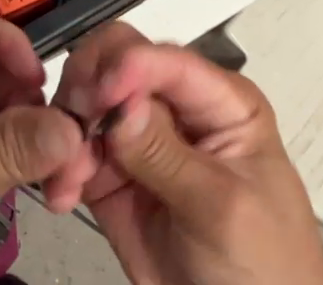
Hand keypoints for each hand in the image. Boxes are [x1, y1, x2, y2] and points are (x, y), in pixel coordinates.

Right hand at [43, 23, 322, 284]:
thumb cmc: (264, 269)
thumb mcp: (224, 209)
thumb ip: (168, 155)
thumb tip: (120, 104)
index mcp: (218, 100)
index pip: (163, 59)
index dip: (126, 66)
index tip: (99, 95)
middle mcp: (173, 107)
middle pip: (113, 65)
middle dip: (86, 91)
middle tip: (71, 127)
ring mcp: (138, 139)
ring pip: (84, 104)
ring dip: (65, 133)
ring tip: (67, 176)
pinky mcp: (109, 173)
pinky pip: (71, 151)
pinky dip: (58, 165)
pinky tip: (62, 192)